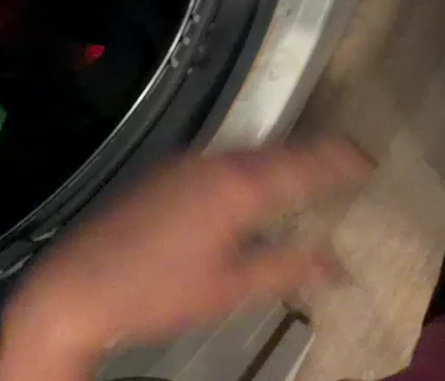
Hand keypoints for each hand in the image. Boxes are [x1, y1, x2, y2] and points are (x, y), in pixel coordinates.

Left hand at [0, 141, 369, 380]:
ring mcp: (193, 161)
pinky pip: (228, 157)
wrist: (75, 287)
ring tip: (311, 172)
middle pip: (284, 150)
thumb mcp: (230, 289)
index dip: (342, 159)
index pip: (307, 162)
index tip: (369, 160)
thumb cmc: (157, 294)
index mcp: (241, 186)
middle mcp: (221, 161)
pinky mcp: (172, 169)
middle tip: (348, 163)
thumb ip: (287, 268)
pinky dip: (255, 164)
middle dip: (319, 155)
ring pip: (255, 152)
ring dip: (286, 159)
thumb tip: (339, 266)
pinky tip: (255, 185)